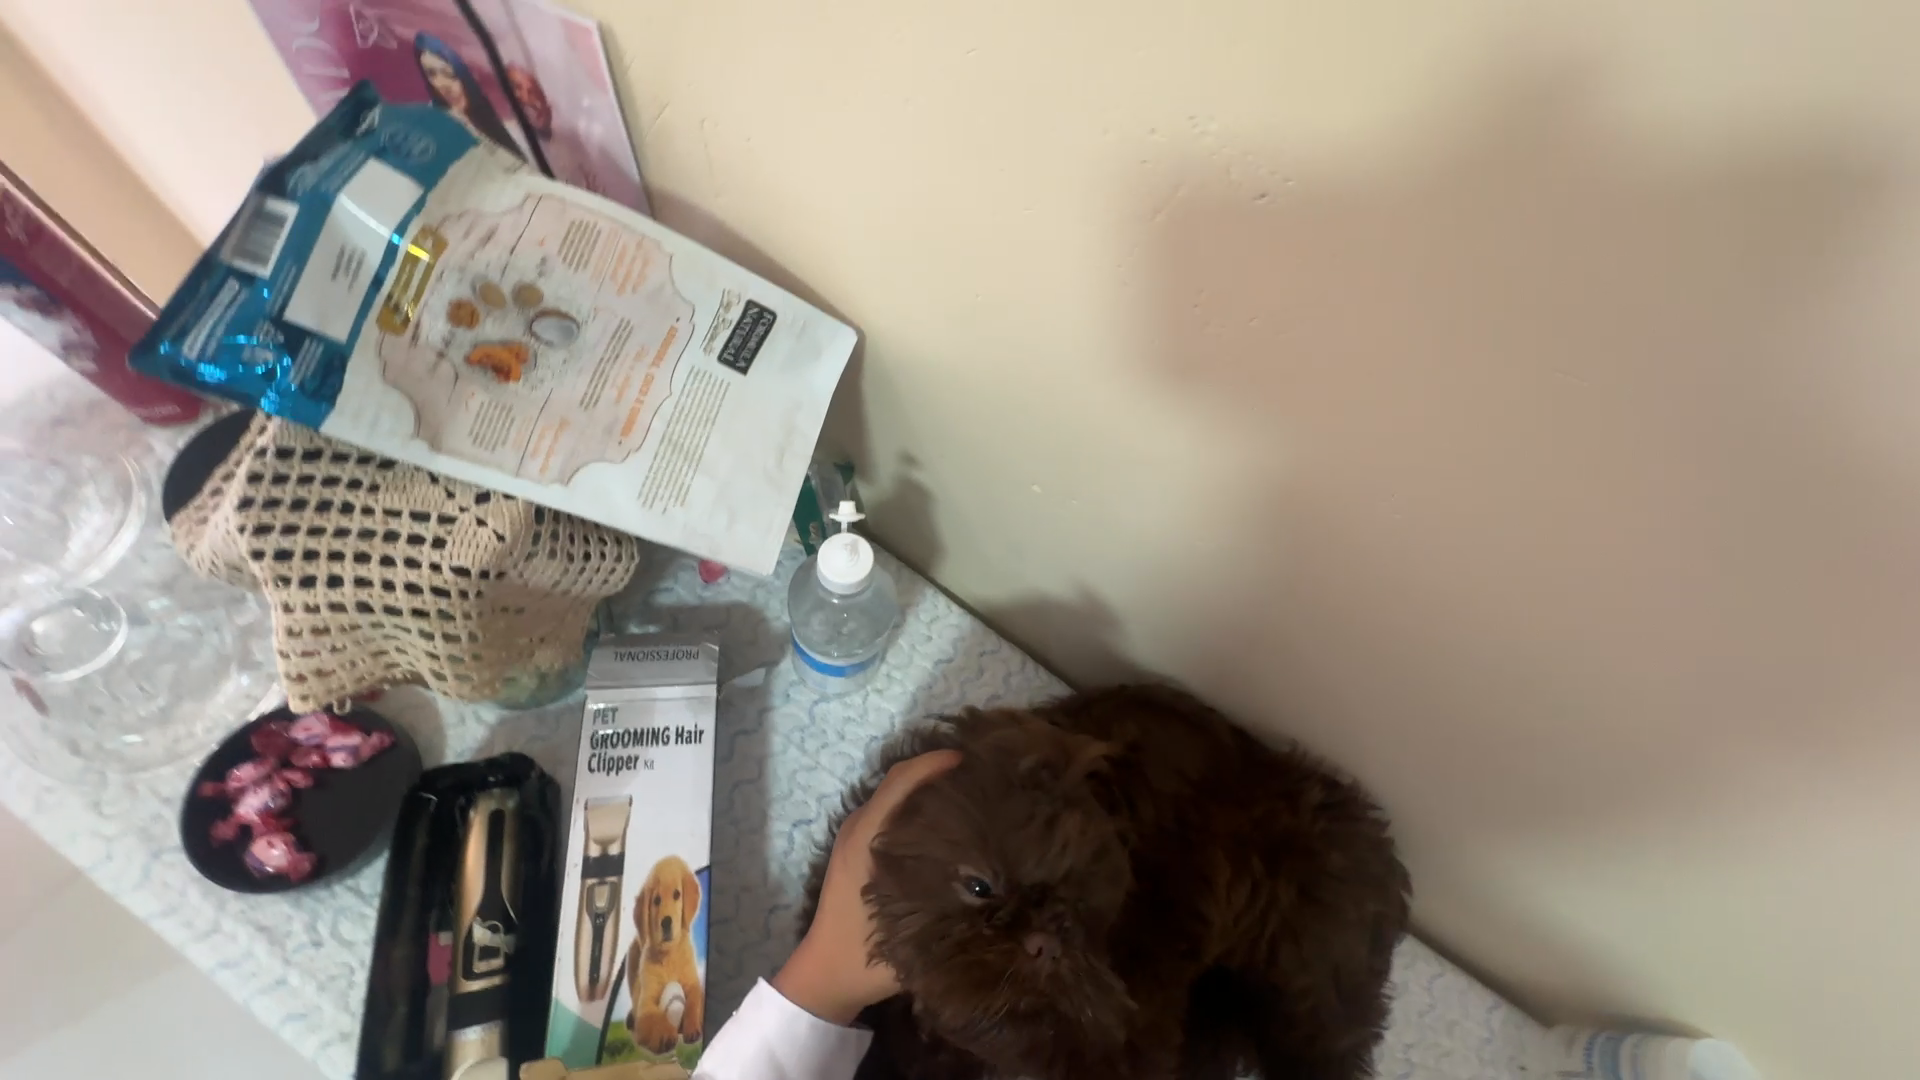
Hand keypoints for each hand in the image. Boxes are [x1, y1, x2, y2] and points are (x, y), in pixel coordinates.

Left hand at [772, 749, 961, 1024]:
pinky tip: (939, 819)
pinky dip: (912, 799)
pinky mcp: (854, 845)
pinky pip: (887, 806)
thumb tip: (999, 892)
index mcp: (866, 839)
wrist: (823, 974)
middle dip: (933, 768)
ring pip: (892, 792)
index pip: (900, 782)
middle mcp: (858, 827)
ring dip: (923, 783)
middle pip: (897, 779)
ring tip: (963, 790)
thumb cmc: (864, 955)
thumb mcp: (912, 940)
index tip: (968, 760)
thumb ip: (951, 916)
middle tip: (974, 773)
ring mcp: (853, 835)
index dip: (933, 764)